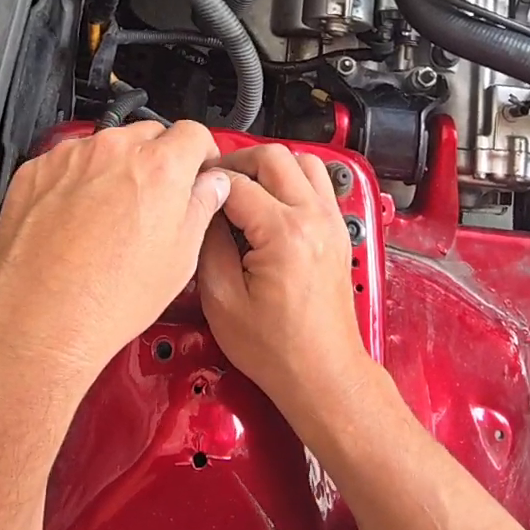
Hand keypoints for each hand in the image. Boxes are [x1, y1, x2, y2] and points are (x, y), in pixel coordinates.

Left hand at [0, 121, 229, 384]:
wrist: (39, 322)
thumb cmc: (108, 299)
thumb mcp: (180, 258)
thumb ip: (202, 207)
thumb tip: (211, 186)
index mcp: (158, 167)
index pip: (193, 132)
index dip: (201, 153)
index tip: (197, 169)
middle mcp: (113, 151)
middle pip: (148, 135)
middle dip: (158, 159)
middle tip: (154, 199)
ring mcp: (70, 158)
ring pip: (106, 147)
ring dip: (115, 168)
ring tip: (109, 218)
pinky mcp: (35, 171)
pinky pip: (67, 163)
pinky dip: (76, 180)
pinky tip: (76, 221)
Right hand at [197, 144, 376, 424]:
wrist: (322, 373)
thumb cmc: (277, 349)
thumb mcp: (221, 300)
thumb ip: (208, 245)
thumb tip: (203, 210)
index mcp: (284, 234)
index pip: (236, 183)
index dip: (207, 181)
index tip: (192, 190)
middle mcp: (313, 218)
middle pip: (273, 156)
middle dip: (238, 161)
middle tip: (215, 180)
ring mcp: (331, 222)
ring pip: (302, 161)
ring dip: (269, 166)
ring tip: (243, 186)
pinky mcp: (336, 231)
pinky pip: (318, 182)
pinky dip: (293, 179)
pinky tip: (271, 200)